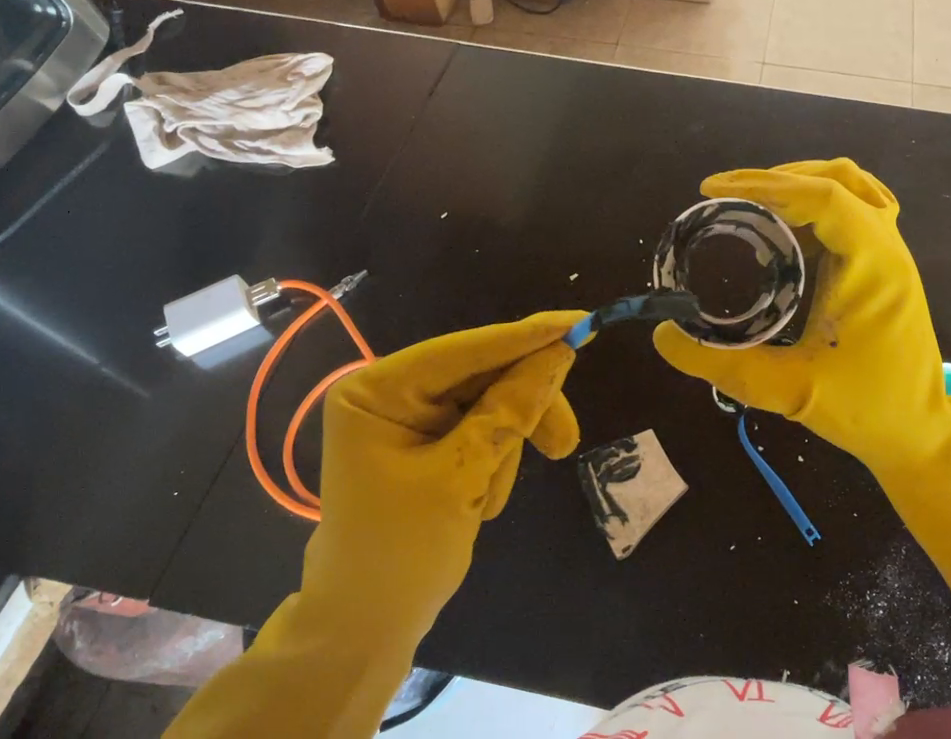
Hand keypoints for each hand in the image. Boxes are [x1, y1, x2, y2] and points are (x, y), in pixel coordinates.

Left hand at [304, 310, 586, 629]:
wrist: (367, 627)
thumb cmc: (399, 553)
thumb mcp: (460, 478)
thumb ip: (510, 411)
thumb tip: (560, 353)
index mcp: (377, 390)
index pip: (464, 350)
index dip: (526, 337)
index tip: (583, 323)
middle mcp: (392, 392)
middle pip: (484, 376)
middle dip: (523, 411)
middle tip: (565, 444)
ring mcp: (411, 417)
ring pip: (493, 403)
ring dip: (507, 448)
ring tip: (489, 503)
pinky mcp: (430, 442)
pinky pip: (485, 430)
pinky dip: (495, 462)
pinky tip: (479, 504)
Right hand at [651, 159, 950, 469]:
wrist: (918, 432)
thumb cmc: (866, 408)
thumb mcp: (789, 390)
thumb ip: (723, 364)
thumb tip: (663, 336)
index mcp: (873, 264)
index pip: (821, 197)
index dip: (763, 185)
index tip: (711, 191)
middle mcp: (887, 247)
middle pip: (836, 179)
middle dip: (776, 179)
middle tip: (726, 196)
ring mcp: (891, 253)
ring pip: (852, 186)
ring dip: (801, 183)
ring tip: (754, 200)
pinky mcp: (886, 265)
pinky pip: (859, 207)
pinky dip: (822, 200)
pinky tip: (792, 221)